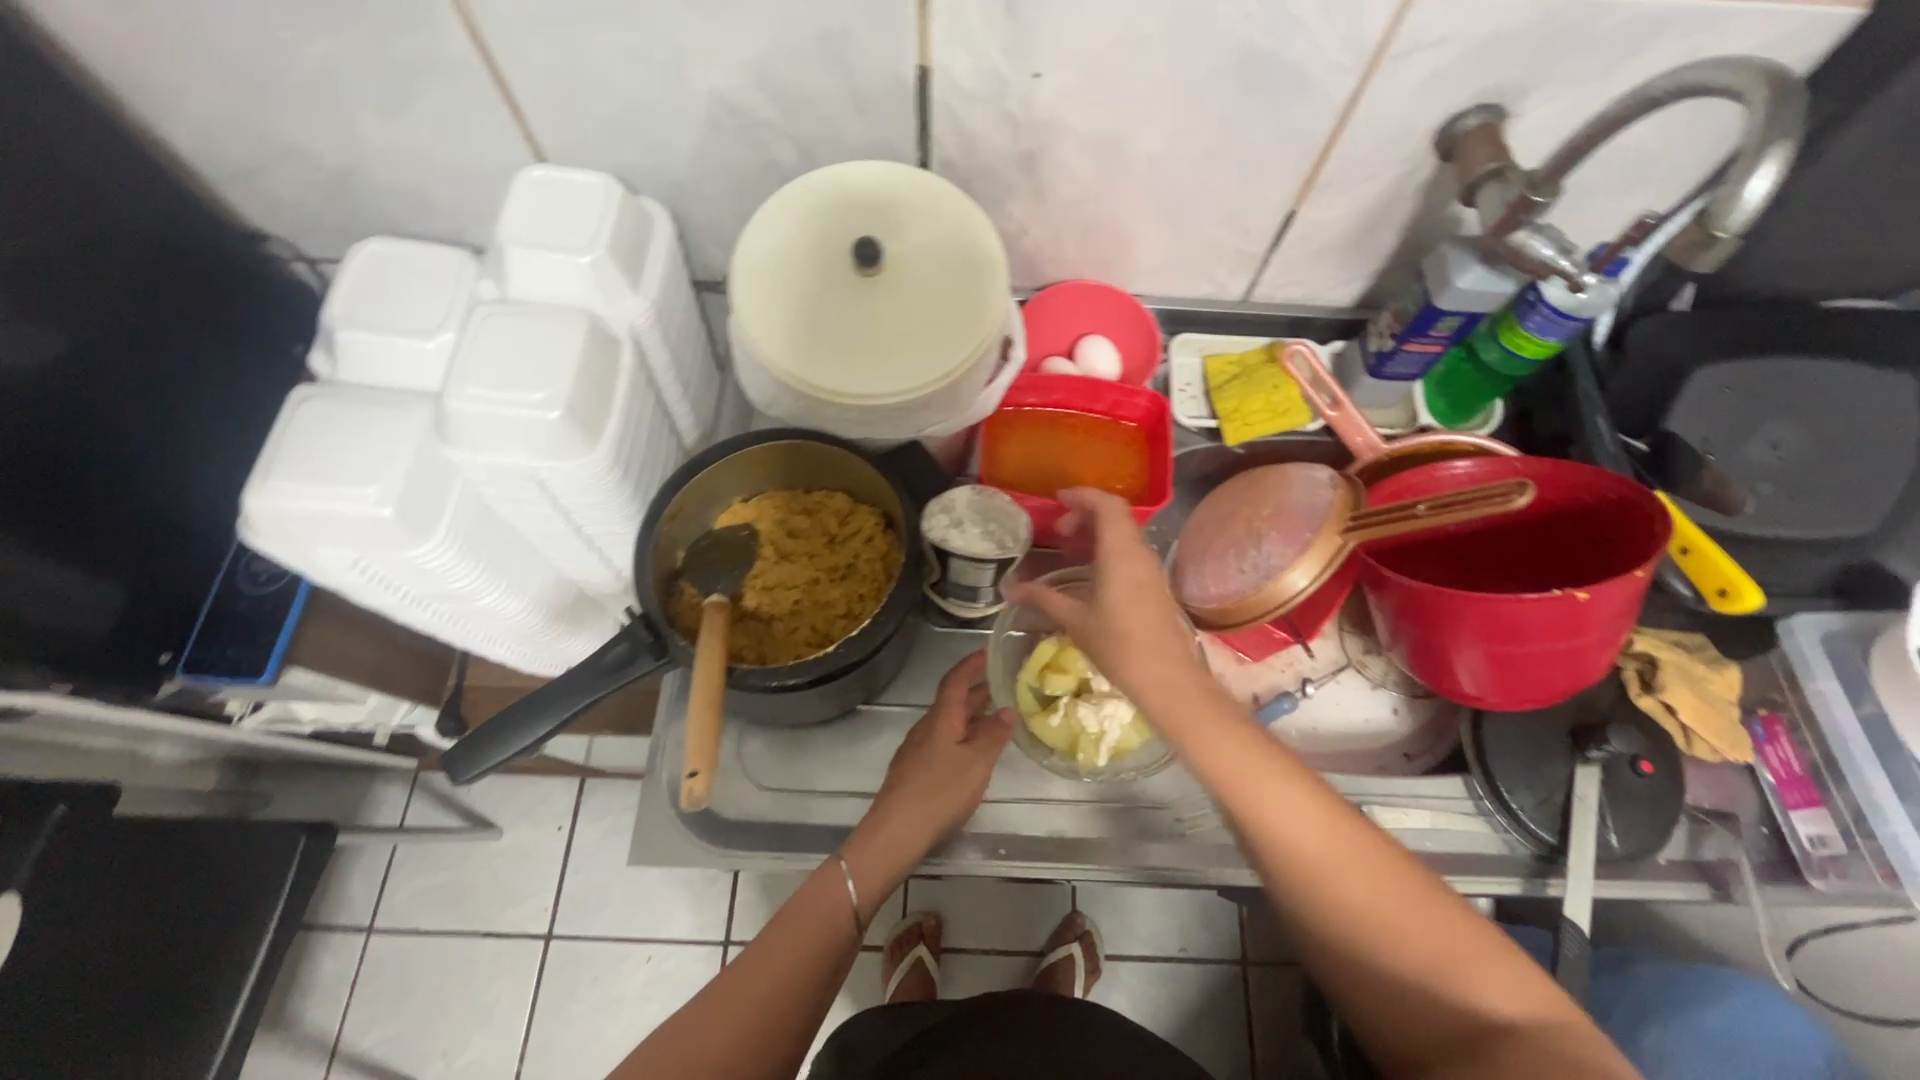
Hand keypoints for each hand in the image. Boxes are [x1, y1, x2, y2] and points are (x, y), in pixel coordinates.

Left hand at [857, 651, 1013, 861]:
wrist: (898, 830)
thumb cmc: (940, 791)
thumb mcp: (976, 762)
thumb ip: (993, 735)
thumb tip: (1008, 709)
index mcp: (941, 718)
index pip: (956, 680)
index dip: (971, 664)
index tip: (988, 652)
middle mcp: (927, 727)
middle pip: (953, 702)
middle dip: (978, 692)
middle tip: (1005, 686)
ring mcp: (919, 749)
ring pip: (949, 723)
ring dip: (972, 717)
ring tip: (998, 719)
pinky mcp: (916, 770)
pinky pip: (944, 741)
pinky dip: (963, 737)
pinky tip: (975, 752)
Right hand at [1004, 487, 1213, 712]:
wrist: (1167, 678)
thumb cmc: (1118, 645)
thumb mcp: (1074, 621)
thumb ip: (1042, 599)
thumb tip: (1009, 589)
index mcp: (1120, 552)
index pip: (1107, 504)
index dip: (1082, 495)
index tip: (1057, 500)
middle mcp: (1140, 553)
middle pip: (1116, 516)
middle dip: (1085, 515)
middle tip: (1059, 533)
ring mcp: (1151, 569)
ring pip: (1125, 535)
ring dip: (1098, 534)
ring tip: (1070, 553)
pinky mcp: (1155, 585)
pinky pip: (1131, 554)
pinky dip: (1109, 551)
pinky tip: (1090, 576)